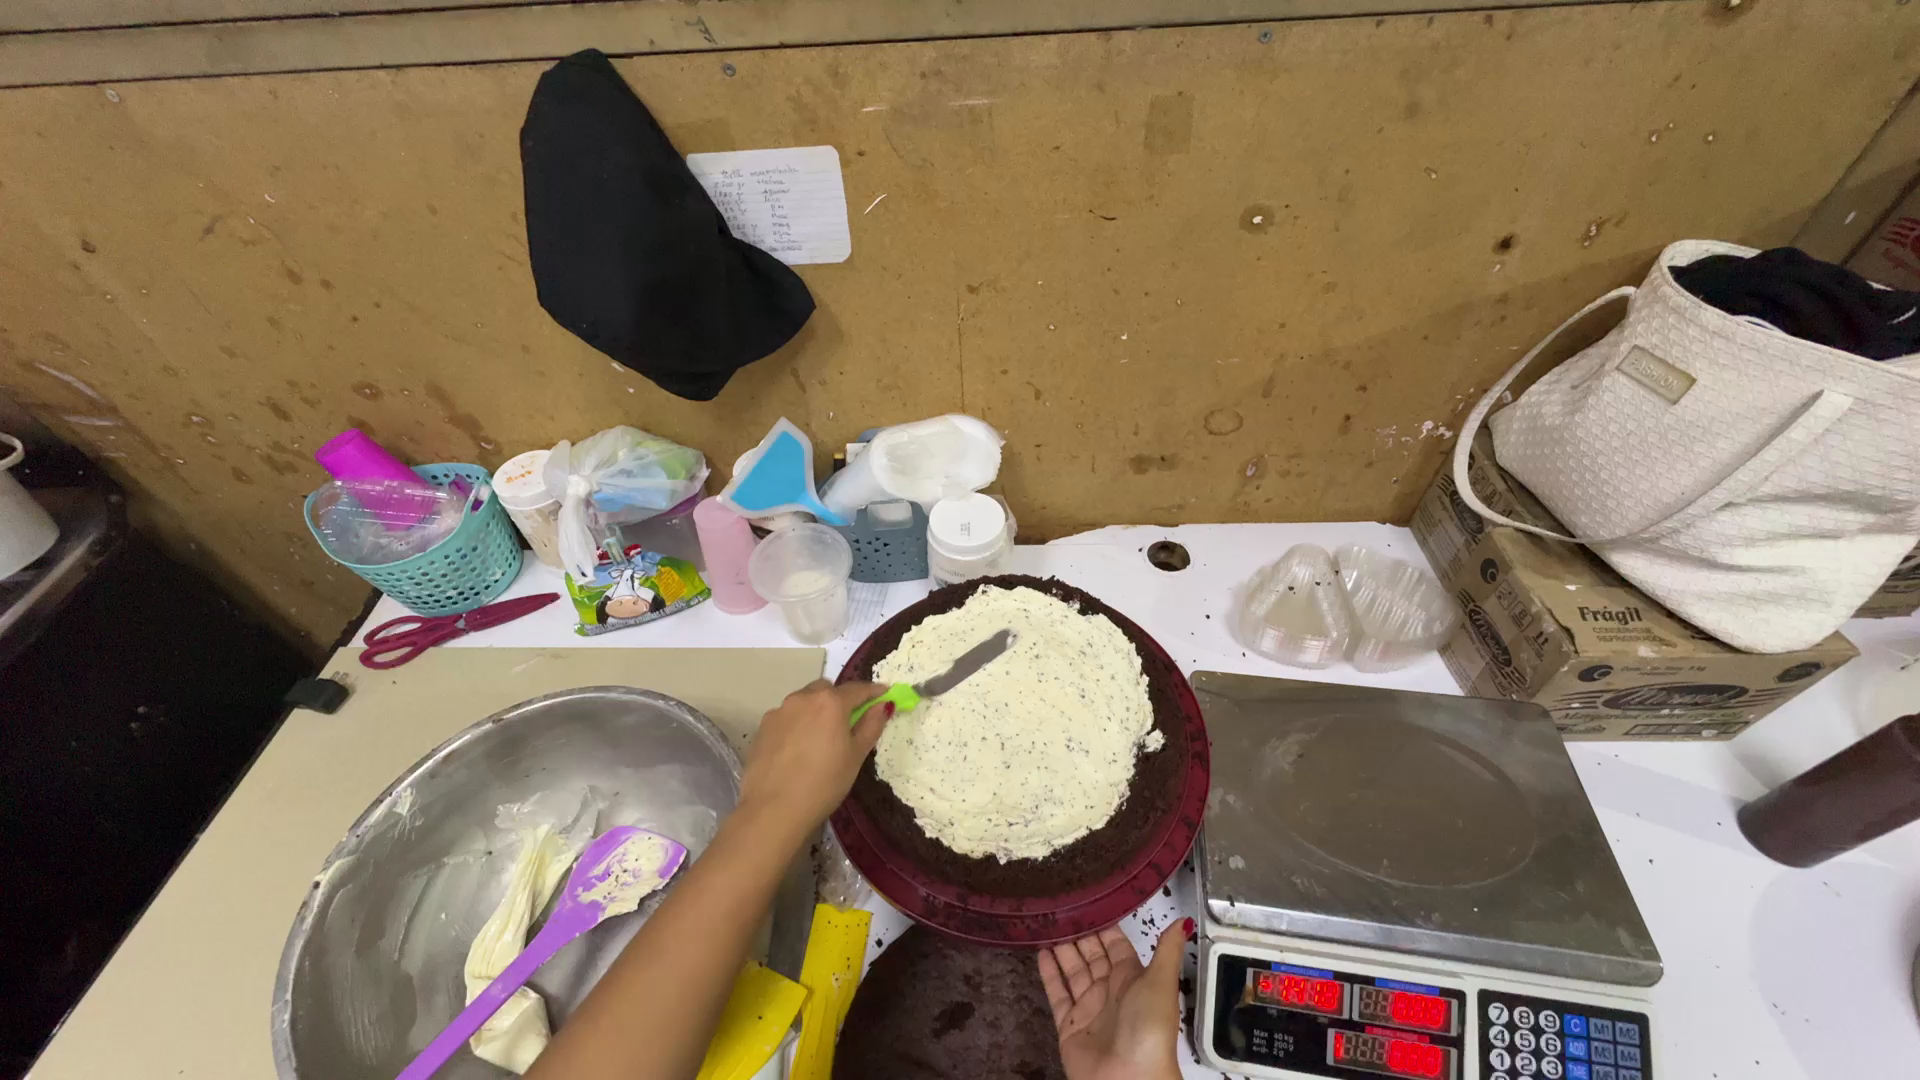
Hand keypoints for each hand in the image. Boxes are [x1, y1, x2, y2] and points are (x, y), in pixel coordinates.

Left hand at [738, 680, 889, 831]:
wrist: (772, 810)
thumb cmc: (823, 784)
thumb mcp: (855, 756)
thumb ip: (871, 725)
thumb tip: (882, 706)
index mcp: (830, 703)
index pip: (857, 689)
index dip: (873, 691)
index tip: (884, 694)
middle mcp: (802, 698)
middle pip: (826, 690)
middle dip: (839, 699)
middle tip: (847, 722)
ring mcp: (778, 712)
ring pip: (803, 701)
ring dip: (815, 711)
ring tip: (819, 740)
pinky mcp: (762, 728)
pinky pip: (785, 718)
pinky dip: (796, 725)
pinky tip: (796, 751)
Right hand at [1038, 921, 1188, 1079]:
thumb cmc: (1148, 1028)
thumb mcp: (1161, 983)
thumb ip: (1167, 950)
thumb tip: (1183, 921)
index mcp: (1132, 979)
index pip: (1115, 945)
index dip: (1103, 925)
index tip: (1088, 901)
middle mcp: (1109, 990)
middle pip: (1091, 955)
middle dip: (1079, 933)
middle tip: (1061, 907)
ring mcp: (1088, 1007)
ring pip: (1072, 971)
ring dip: (1061, 949)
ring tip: (1047, 923)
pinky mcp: (1069, 1025)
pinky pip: (1056, 994)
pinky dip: (1048, 974)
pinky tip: (1039, 952)